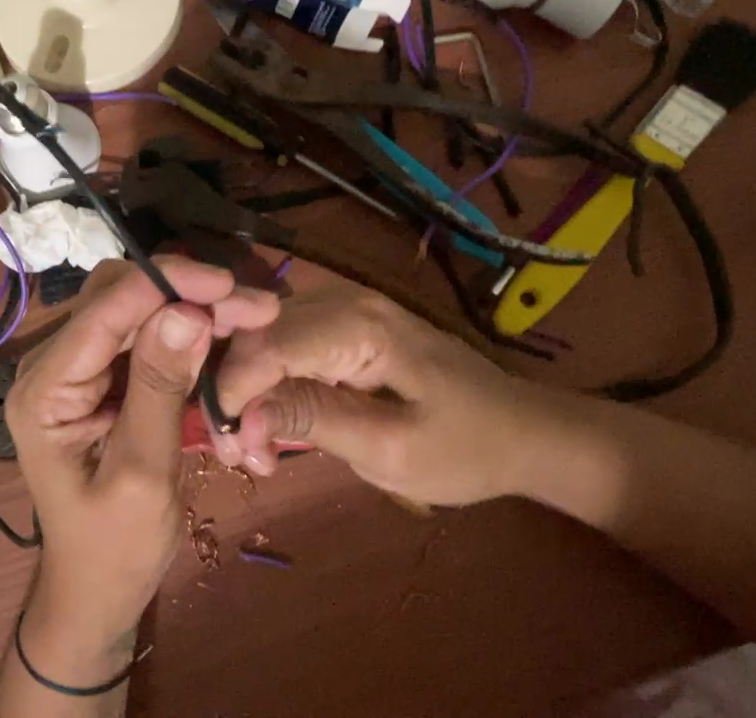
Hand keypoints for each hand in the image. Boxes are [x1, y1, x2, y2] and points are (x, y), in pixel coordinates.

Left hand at [4, 256, 278, 679]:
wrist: (96, 586)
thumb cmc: (115, 547)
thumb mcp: (143, 473)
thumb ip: (160, 388)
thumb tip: (187, 310)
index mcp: (44, 390)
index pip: (103, 311)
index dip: (164, 284)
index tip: (228, 284)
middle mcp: (50, 365)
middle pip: (116, 298)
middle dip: (183, 292)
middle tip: (254, 306)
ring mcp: (74, 368)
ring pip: (133, 308)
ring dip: (190, 305)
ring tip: (252, 315)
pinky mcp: (99, 377)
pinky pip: (142, 335)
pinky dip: (185, 330)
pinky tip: (227, 333)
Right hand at [208, 280, 559, 507]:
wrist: (523, 430)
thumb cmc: (467, 447)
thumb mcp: (391, 451)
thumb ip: (314, 423)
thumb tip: (243, 418)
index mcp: (360, 326)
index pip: (267, 345)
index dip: (235, 393)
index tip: (232, 448)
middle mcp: (342, 300)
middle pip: (257, 336)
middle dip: (236, 394)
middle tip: (241, 454)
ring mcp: (342, 306)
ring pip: (263, 337)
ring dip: (249, 390)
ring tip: (257, 445)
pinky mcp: (342, 323)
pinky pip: (285, 342)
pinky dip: (270, 382)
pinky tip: (274, 421)